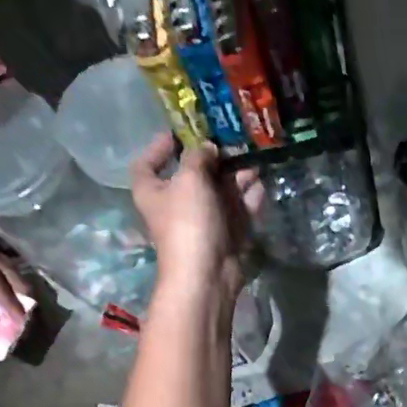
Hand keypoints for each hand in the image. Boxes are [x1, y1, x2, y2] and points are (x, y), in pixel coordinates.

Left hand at [129, 134, 263, 298]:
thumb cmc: (188, 222)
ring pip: (220, 191)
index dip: (160, 146)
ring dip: (236, 176)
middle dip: (214, 158)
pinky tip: (259, 185)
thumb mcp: (189, 178)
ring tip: (253, 162)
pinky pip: (237, 210)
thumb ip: (198, 155)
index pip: (147, 163)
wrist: (207, 274)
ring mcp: (202, 221)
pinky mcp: (225, 235)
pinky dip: (247, 198)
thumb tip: (208, 149)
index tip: (180, 133)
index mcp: (152, 191)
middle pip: (193, 174)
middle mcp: (175, 204)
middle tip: (233, 141)